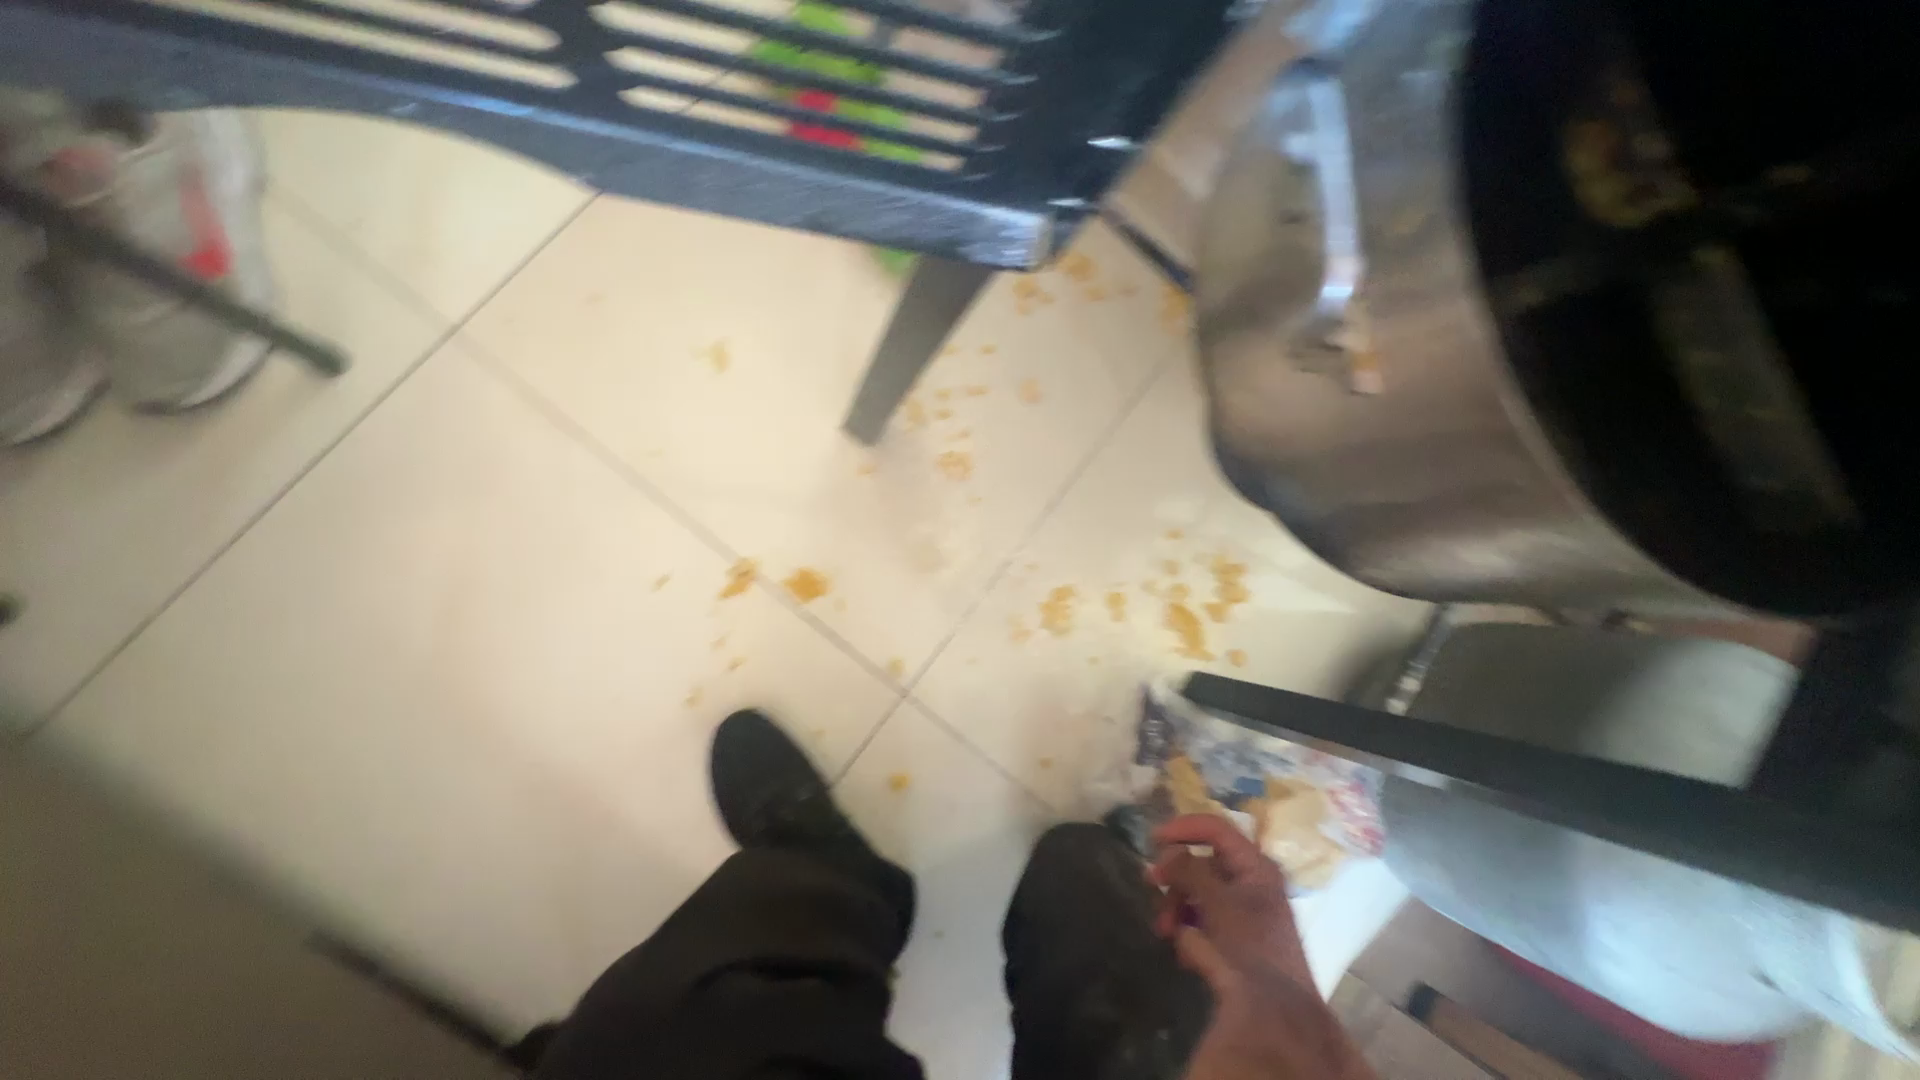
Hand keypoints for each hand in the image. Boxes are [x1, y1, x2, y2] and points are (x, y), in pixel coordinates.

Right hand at [1149, 814, 1374, 1079]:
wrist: (1277, 1010)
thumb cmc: (1251, 946)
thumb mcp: (1218, 902)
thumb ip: (1190, 870)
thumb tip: (1167, 849)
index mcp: (1254, 866)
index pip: (1215, 829)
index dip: (1183, 828)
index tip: (1152, 840)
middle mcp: (1249, 883)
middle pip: (1202, 862)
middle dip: (1175, 877)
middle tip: (1152, 886)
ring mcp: (1243, 911)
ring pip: (1198, 893)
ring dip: (1176, 906)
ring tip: (1165, 931)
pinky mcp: (1235, 938)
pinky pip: (1203, 920)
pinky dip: (1189, 929)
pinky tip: (1184, 949)